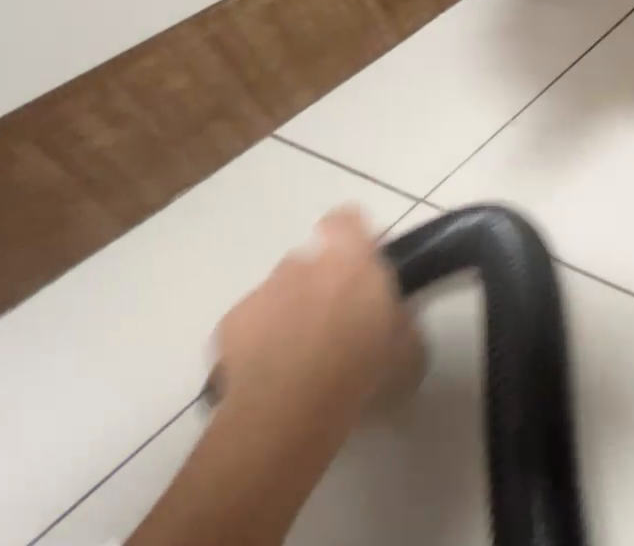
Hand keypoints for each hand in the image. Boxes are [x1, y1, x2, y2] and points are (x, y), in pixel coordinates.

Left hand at [211, 206, 422, 429]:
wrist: (288, 413)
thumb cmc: (363, 369)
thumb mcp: (407, 339)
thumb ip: (394, 311)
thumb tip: (386, 311)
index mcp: (352, 261)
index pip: (344, 220)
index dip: (351, 234)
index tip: (362, 258)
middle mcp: (303, 266)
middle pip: (310, 258)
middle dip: (320, 279)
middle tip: (336, 313)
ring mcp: (260, 294)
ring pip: (278, 289)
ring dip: (290, 306)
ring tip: (301, 346)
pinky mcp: (226, 326)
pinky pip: (251, 319)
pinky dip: (261, 334)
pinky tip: (273, 365)